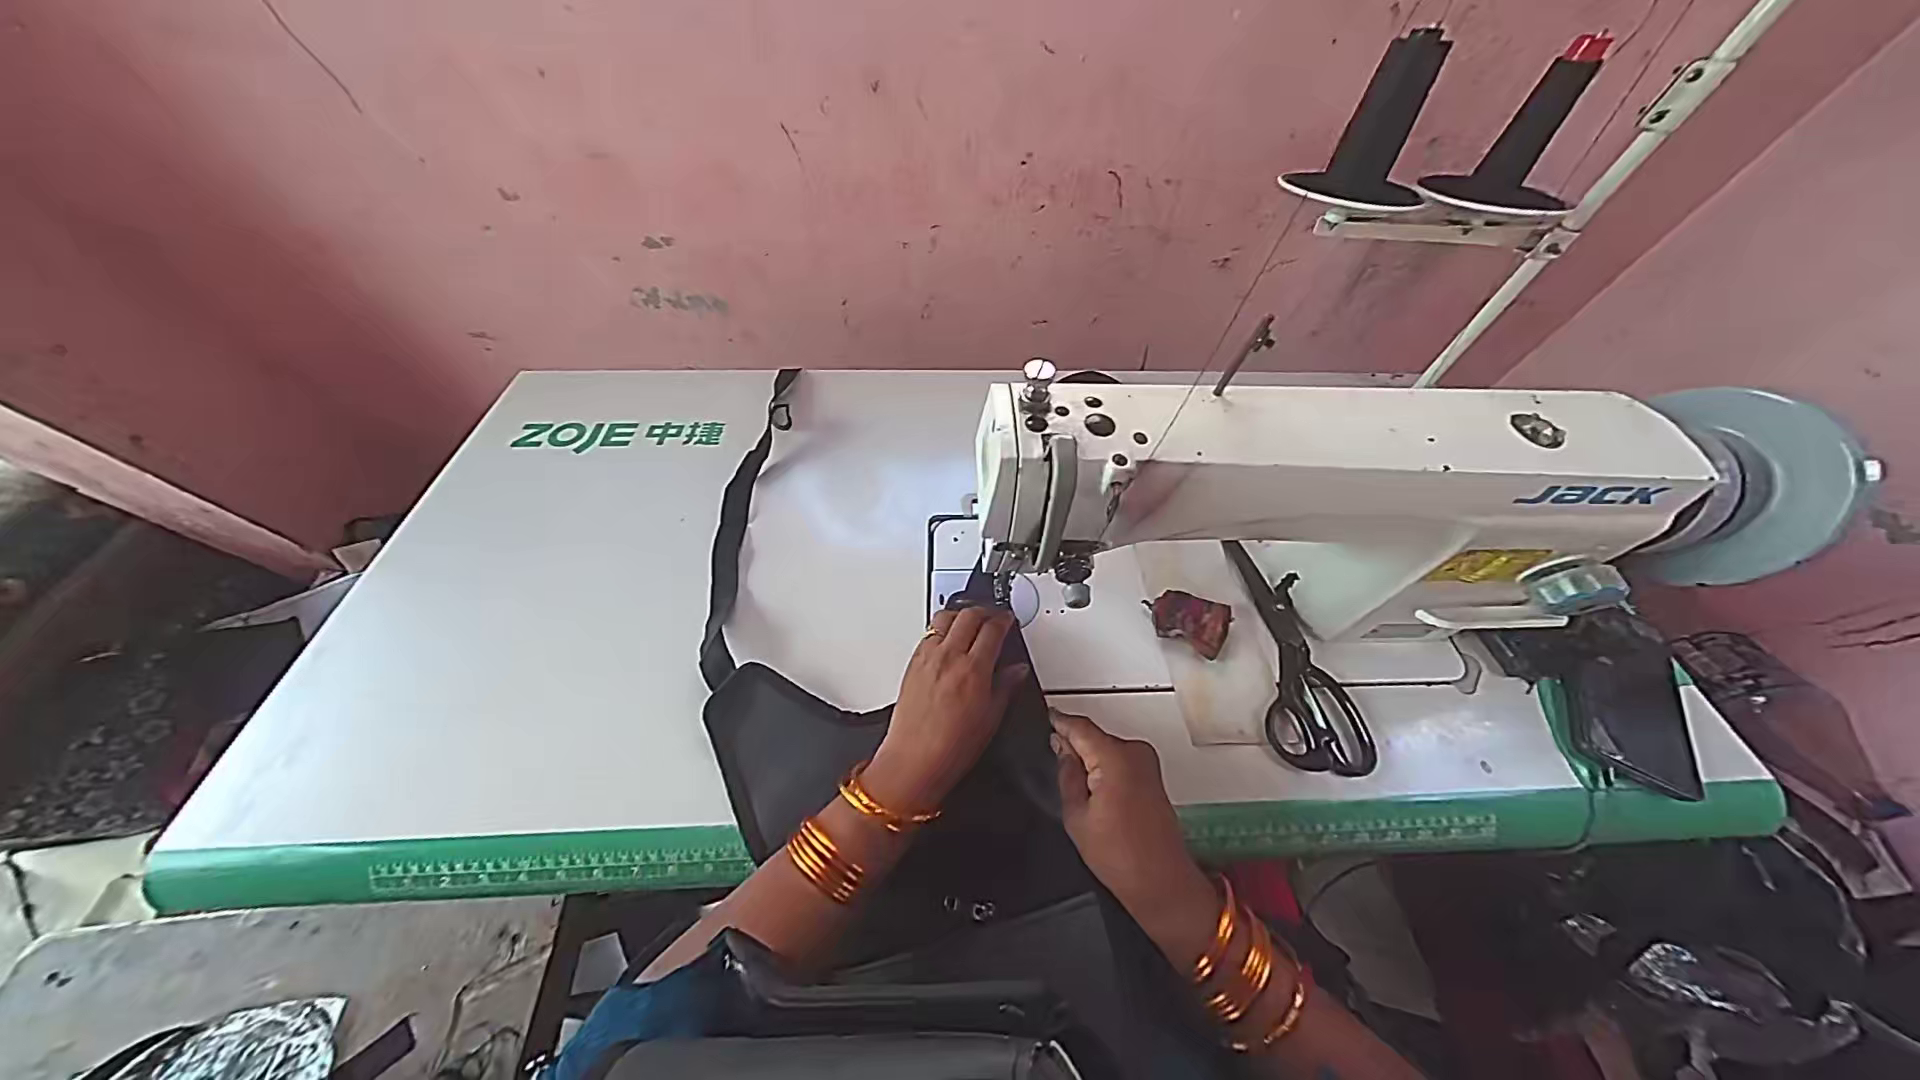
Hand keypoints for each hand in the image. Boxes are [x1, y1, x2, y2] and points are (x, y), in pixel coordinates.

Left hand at [866, 606, 1028, 814]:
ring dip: (960, 615)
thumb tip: (1016, 671)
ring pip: (945, 618)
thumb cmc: (950, 747)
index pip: (992, 629)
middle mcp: (948, 658)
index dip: (1003, 620)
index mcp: (973, 670)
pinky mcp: (912, 664)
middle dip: (984, 611)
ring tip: (969, 621)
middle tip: (992, 617)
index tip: (1007, 620)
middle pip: (968, 615)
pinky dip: (941, 629)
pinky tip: (947, 638)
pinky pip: (928, 634)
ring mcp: (927, 658)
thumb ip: (1006, 687)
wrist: (914, 760)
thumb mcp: (991, 718)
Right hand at [1051, 709, 1219, 961]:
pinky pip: (1120, 759)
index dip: (1058, 721)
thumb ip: (1066, 773)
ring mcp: (1147, 763)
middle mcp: (1135, 753)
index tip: (1047, 718)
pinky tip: (1094, 792)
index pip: (1079, 726)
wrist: (1161, 883)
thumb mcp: (1076, 815)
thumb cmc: (1123, 858)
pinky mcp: (1152, 775)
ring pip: (1106, 748)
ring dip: (1089, 757)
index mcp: (1114, 758)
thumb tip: (1061, 748)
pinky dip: (1105, 767)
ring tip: (1076, 788)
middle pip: (1093, 736)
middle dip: (1073, 744)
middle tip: (1053, 762)